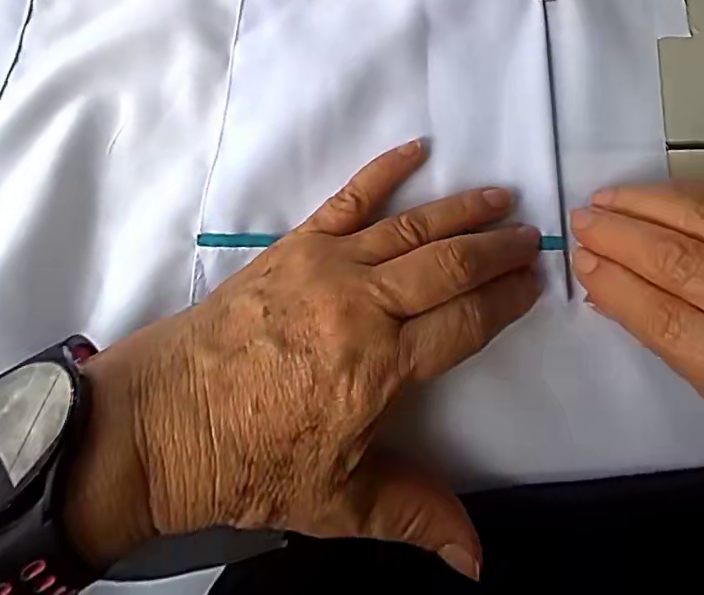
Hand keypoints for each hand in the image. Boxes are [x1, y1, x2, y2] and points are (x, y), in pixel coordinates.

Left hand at [64, 140, 542, 579]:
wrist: (169, 412)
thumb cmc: (252, 459)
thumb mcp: (337, 502)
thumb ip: (414, 514)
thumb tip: (478, 562)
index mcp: (380, 365)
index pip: (464, 321)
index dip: (506, 301)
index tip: (535, 282)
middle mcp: (360, 303)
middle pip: (446, 266)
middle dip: (495, 249)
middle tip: (533, 236)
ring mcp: (325, 264)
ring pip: (409, 227)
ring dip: (459, 210)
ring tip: (499, 197)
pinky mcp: (294, 243)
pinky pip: (347, 199)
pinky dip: (384, 172)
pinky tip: (415, 150)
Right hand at [570, 181, 703, 535]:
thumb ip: (677, 348)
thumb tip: (609, 289)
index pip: (672, 323)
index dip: (616, 285)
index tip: (580, 261)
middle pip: (687, 264)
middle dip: (621, 236)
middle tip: (580, 222)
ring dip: (645, 204)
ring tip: (603, 201)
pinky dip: (686, 195)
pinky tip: (653, 195)